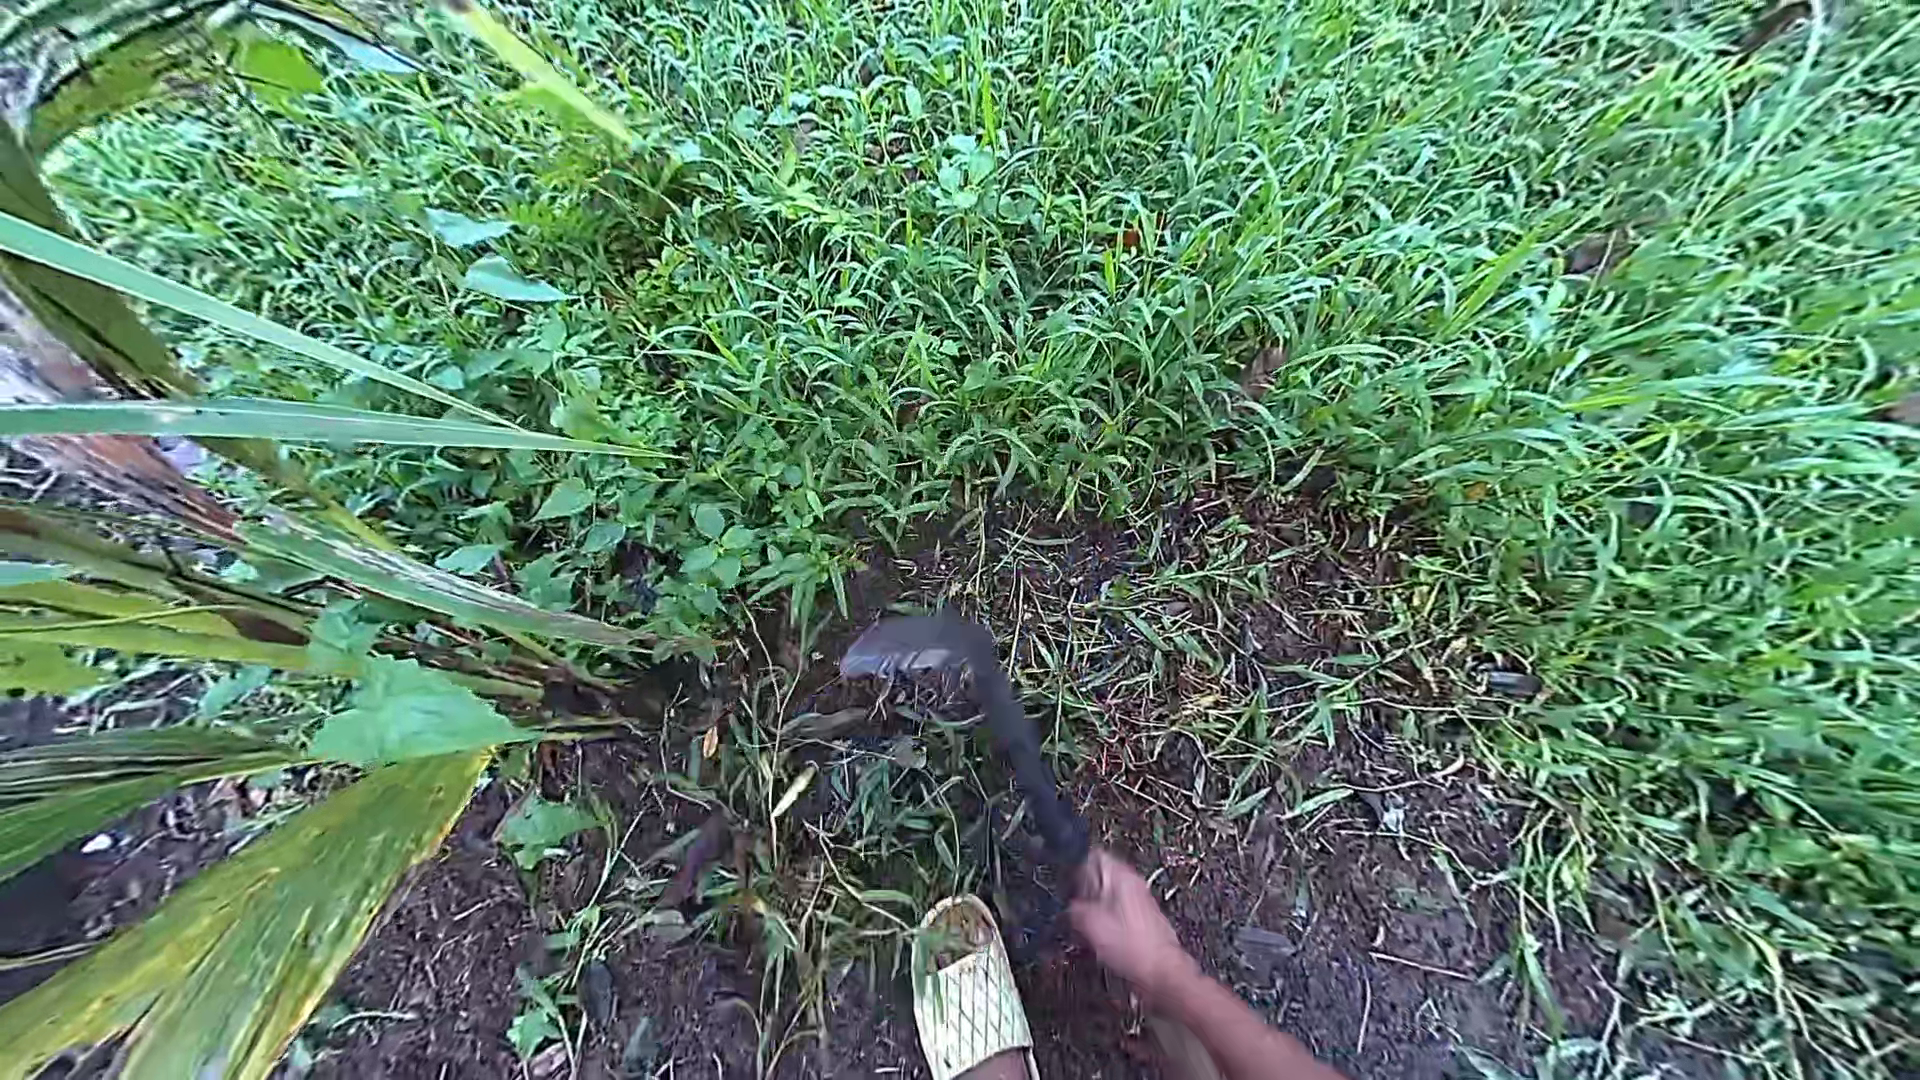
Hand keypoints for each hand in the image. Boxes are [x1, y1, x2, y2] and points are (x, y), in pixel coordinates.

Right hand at [1068, 848, 1196, 998]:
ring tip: (1088, 930)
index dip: (1076, 867)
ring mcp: (1140, 904)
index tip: (1068, 883)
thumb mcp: (1091, 924)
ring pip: (1108, 899)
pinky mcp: (1143, 924)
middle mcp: (1134, 885)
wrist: (1164, 977)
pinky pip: (1118, 916)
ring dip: (1095, 912)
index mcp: (1122, 876)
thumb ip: (1074, 908)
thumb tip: (1069, 907)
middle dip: (1085, 894)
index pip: (1094, 855)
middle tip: (1076, 909)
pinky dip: (1108, 925)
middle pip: (1100, 878)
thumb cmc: (1136, 948)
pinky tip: (1103, 943)